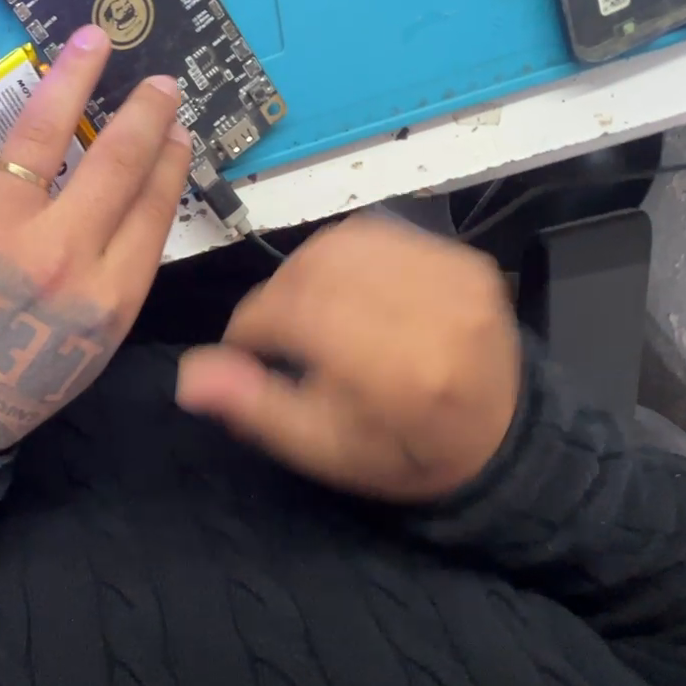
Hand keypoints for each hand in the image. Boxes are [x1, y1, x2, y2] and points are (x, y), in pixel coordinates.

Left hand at [0, 27, 192, 450]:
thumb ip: (127, 269)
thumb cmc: (29, 375)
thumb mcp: (99, 340)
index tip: (178, 127)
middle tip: (159, 82)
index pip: (153, 204)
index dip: (171, 158)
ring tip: (93, 39)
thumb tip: (148, 189)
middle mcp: (58, 251)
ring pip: (40, 134)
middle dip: (145, 113)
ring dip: (72, 77)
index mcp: (107, 292)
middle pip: (114, 161)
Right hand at [175, 214, 522, 501]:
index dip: (252, 324)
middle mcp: (435, 311)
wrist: (496, 439)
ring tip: (302, 310)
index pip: (298, 312)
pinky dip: (339, 256)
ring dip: (302, 271)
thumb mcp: (319, 449)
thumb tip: (190, 376)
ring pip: (341, 243)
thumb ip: (254, 408)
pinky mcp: (463, 258)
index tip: (243, 347)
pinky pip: (376, 233)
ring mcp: (455, 277)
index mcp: (400, 371)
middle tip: (271, 333)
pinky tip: (338, 289)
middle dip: (274, 297)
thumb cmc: (396, 452)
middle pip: (315, 270)